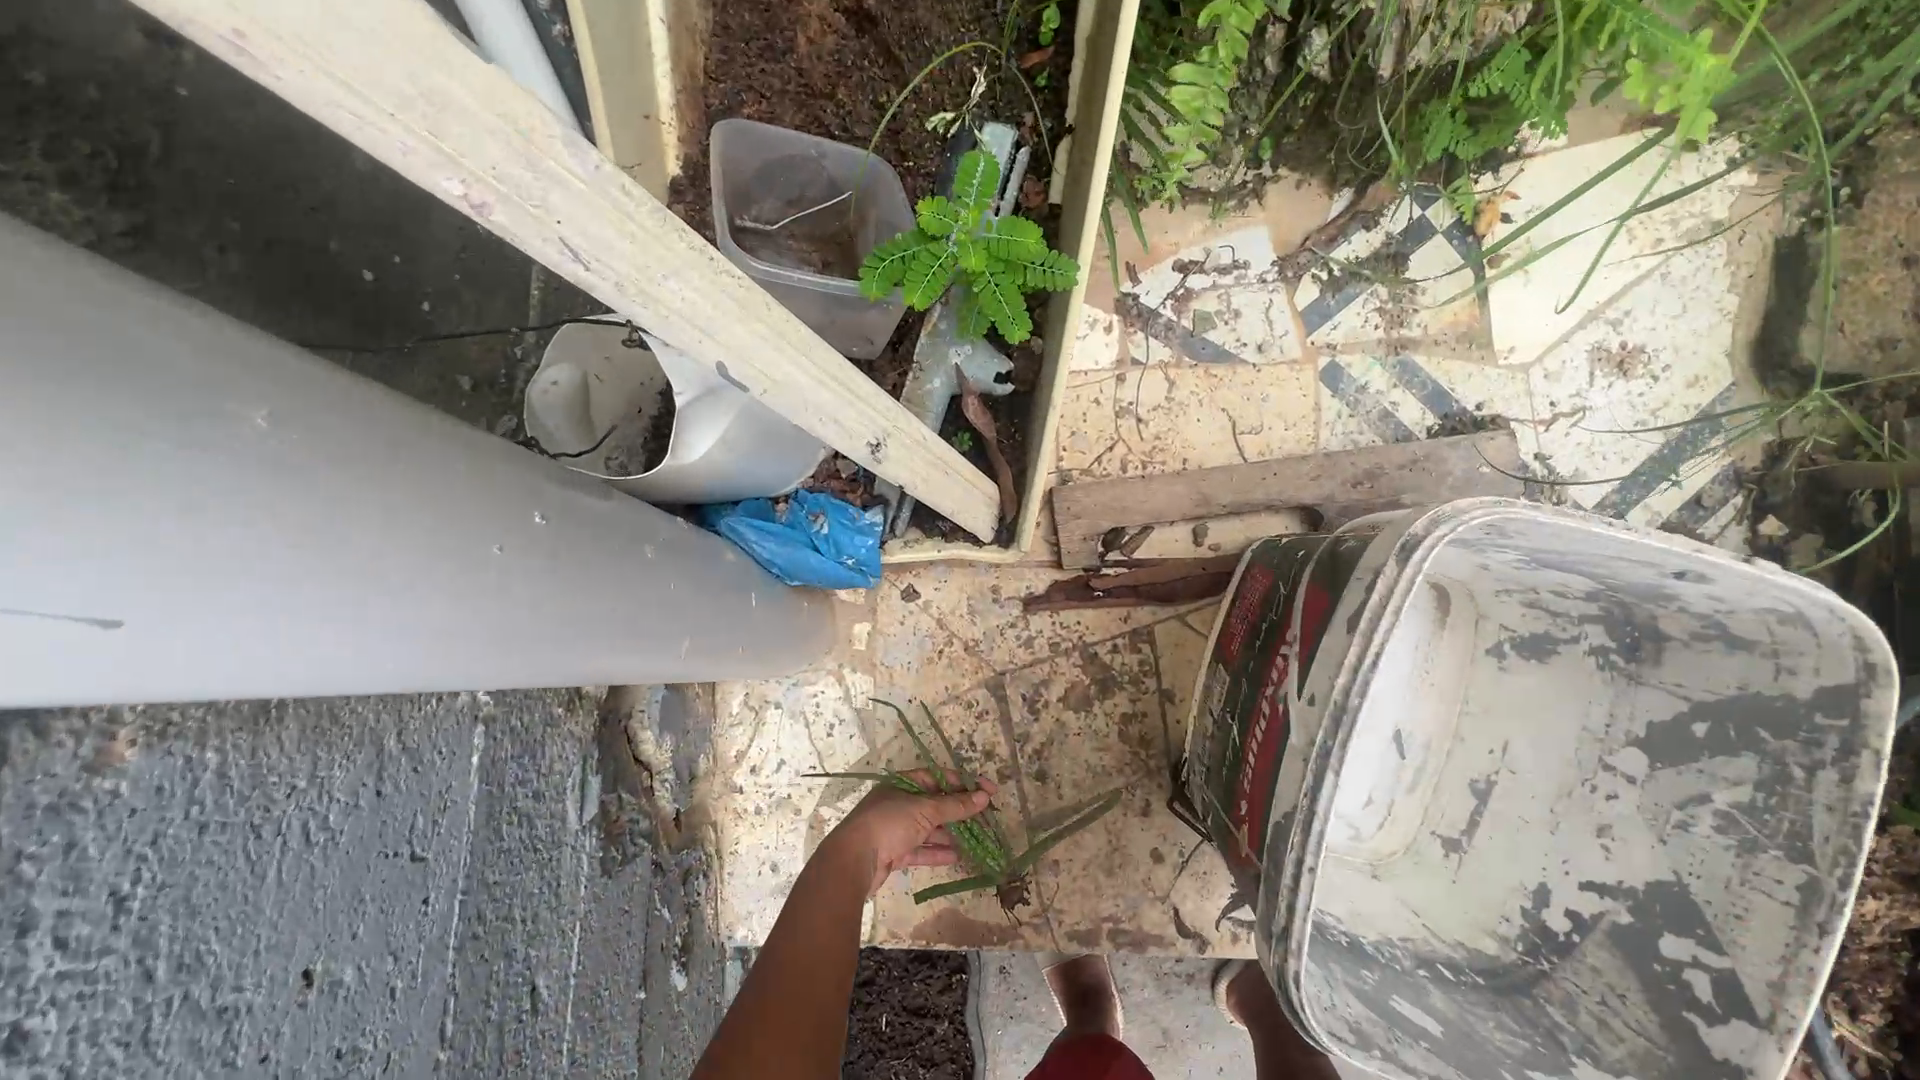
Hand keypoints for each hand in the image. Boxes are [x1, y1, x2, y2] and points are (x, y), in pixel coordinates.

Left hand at [821, 769, 998, 896]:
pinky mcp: (893, 853)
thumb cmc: (889, 823)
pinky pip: (920, 849)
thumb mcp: (925, 810)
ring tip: (977, 840)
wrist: (853, 860)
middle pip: (935, 804)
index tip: (989, 791)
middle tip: (986, 818)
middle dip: (959, 812)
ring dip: (951, 834)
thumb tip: (984, 797)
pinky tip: (957, 857)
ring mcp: (895, 829)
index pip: (938, 778)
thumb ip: (955, 805)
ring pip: (929, 828)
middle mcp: (898, 803)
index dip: (964, 783)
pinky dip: (937, 852)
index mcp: (903, 784)